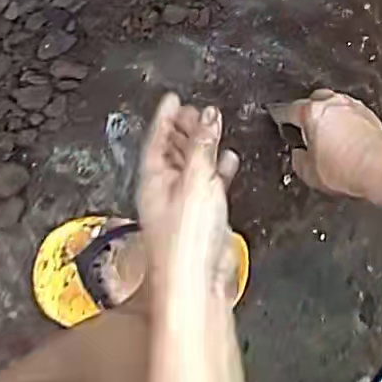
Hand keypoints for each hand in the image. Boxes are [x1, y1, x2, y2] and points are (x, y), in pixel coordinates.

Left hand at [135, 93, 238, 302]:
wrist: (198, 283)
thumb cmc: (186, 240)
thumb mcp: (196, 180)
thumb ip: (203, 145)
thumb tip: (207, 114)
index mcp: (154, 180)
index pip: (157, 139)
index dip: (165, 117)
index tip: (172, 98)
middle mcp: (165, 191)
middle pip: (173, 150)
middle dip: (184, 127)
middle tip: (195, 108)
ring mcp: (183, 204)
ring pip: (191, 164)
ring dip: (202, 145)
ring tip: (213, 126)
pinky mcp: (201, 216)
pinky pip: (208, 182)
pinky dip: (218, 167)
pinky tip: (227, 161)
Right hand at [289, 89, 381, 199]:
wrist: (378, 165)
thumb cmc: (345, 168)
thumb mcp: (310, 173)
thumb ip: (299, 160)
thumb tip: (299, 155)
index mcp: (311, 112)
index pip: (288, 110)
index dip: (280, 115)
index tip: (278, 118)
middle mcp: (331, 103)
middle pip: (313, 100)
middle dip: (307, 111)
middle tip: (304, 128)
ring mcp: (351, 105)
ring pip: (334, 104)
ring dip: (329, 115)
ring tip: (327, 134)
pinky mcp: (368, 113)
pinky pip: (350, 112)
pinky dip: (345, 120)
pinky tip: (345, 136)